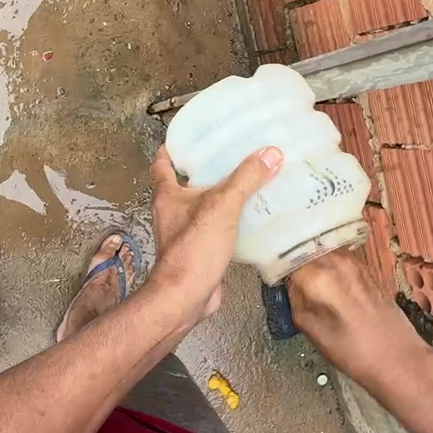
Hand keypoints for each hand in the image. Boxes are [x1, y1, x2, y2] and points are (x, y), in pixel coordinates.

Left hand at [144, 145, 281, 326]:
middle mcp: (172, 212)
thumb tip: (270, 153)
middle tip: (229, 156)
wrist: (186, 295)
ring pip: (201, 207)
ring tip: (247, 183)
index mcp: (168, 195)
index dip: (171, 149)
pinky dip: (229, 221)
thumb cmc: (194, 247)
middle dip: (203, 171)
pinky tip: (251, 217)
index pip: (162, 164)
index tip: (186, 137)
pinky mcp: (199, 250)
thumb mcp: (223, 205)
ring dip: (219, 197)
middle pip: (184, 184)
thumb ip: (246, 179)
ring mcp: (183, 233)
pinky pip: (214, 229)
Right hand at [286, 248, 432, 381]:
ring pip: (322, 250)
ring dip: (310, 259)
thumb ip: (295, 301)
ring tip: (304, 278)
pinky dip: (328, 264)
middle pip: (304, 249)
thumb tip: (291, 286)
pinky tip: (326, 282)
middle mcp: (338, 263)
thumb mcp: (312, 331)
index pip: (286, 258)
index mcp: (319, 277)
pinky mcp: (368, 269)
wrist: (399, 360)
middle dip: (292, 260)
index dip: (276, 266)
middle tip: (285, 276)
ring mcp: (356, 263)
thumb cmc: (356, 352)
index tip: (271, 275)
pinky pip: (339, 257)